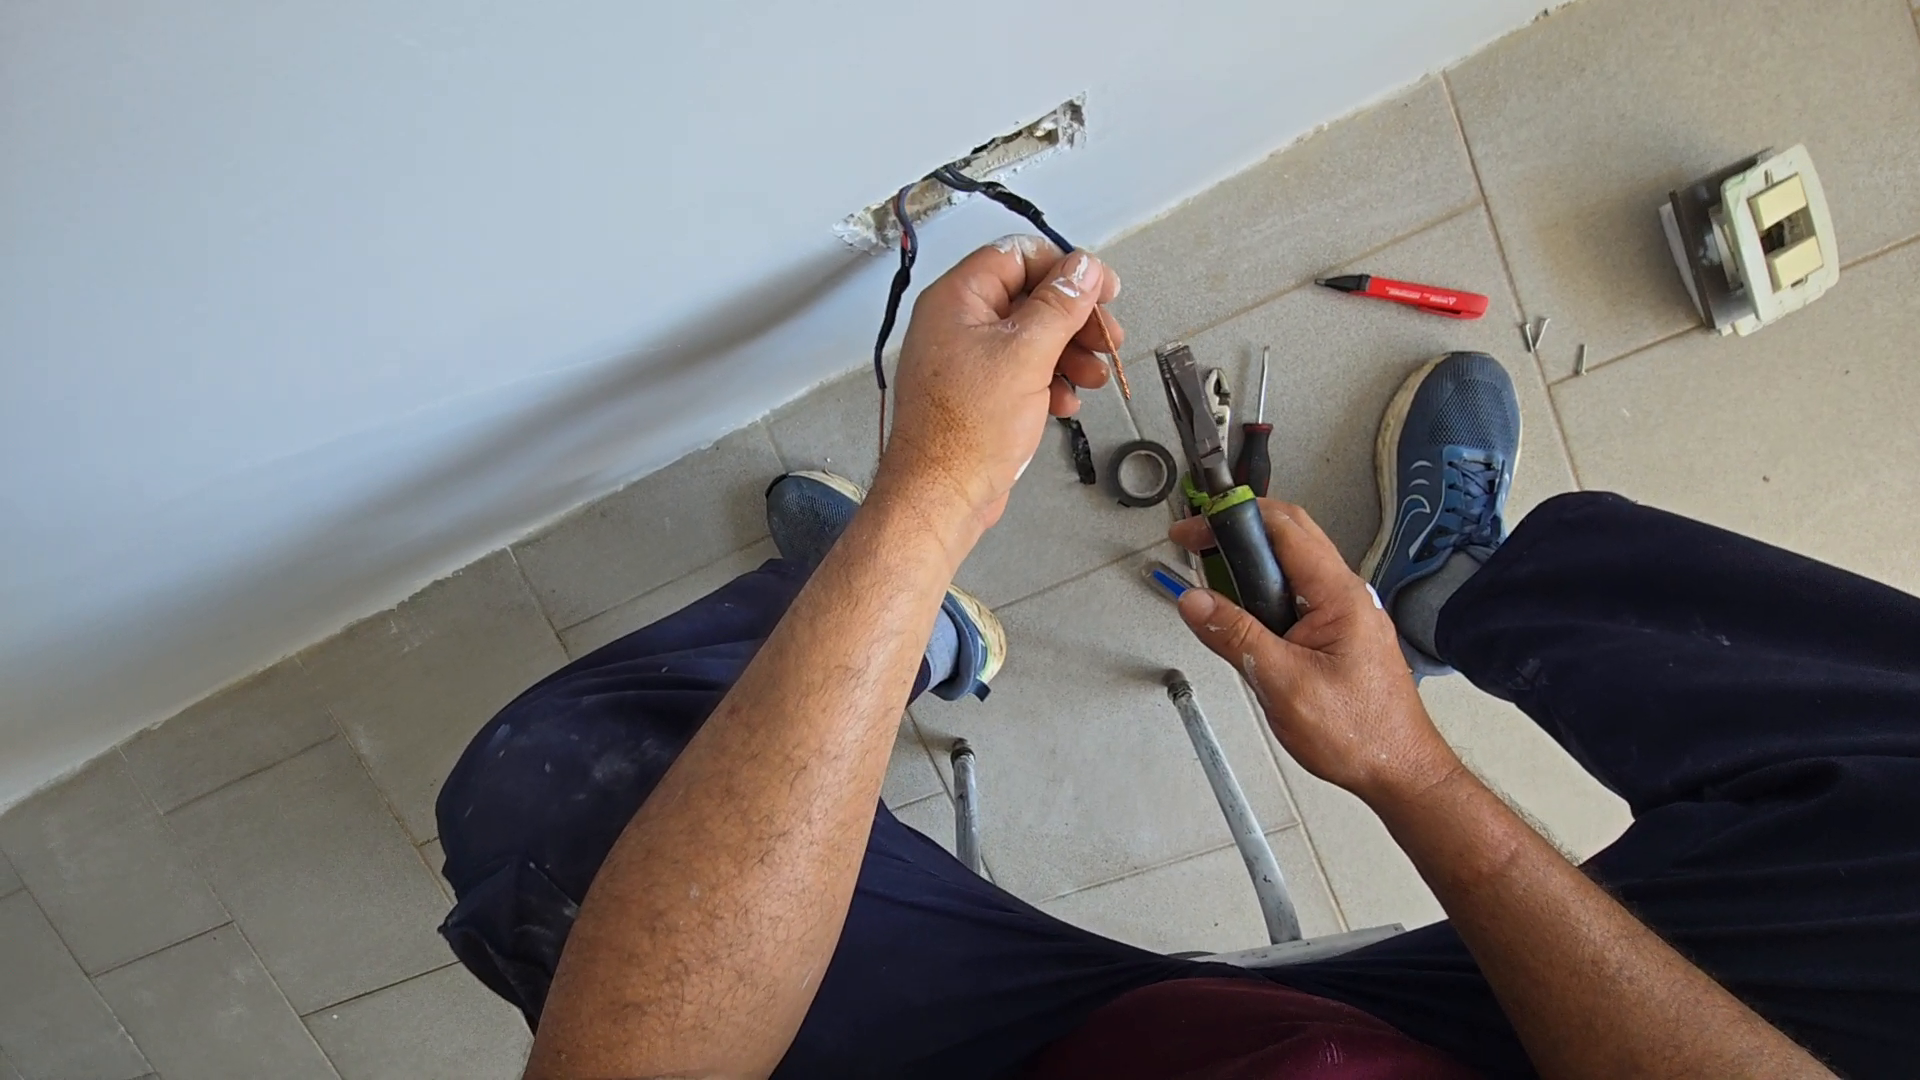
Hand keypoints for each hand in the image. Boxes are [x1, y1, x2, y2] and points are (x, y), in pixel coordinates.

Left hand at [876, 236, 1122, 530]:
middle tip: (1107, 338)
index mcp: (958, 300)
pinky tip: (1065, 403)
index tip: (1103, 289)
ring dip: (1068, 354)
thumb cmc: (969, 430)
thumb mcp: (1027, 354)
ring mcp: (965, 362)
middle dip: (1074, 320)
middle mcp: (957, 324)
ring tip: (1094, 376)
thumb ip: (1060, 305)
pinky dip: (1048, 382)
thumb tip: (1084, 268)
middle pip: (1029, 299)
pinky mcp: (976, 395)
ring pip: (1028, 339)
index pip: (1018, 257)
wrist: (942, 494)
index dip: (1066, 268)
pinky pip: (1019, 373)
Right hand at [1169, 499, 1461, 804]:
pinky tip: (1240, 612)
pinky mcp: (1334, 632)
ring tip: (1210, 578)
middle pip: (1286, 535)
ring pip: (1288, 565)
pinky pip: (1292, 594)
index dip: (1232, 517)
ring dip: (1246, 562)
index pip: (1283, 527)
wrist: (1400, 772)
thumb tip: (1195, 601)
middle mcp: (1344, 595)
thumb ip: (1235, 636)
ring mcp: (1341, 613)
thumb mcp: (1283, 684)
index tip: (1195, 527)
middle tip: (1197, 542)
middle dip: (1236, 530)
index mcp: (1339, 595)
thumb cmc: (1361, 734)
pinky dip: (1258, 591)